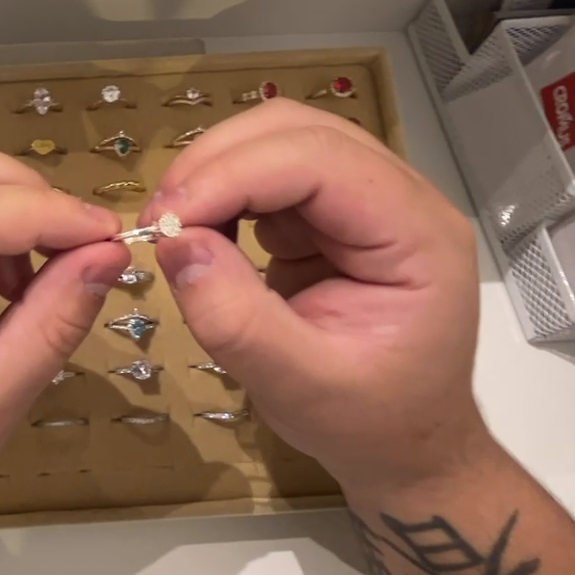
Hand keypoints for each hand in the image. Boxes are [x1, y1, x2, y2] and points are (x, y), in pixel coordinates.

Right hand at [145, 99, 489, 496]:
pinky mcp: (327, 213)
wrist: (401, 445)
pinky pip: (263, 174)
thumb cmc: (366, 422)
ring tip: (173, 228)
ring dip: (212, 173)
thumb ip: (235, 319)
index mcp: (415, 234)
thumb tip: (173, 243)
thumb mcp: (297, 387)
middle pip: (296, 130)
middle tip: (159, 222)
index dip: (232, 177)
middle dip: (215, 164)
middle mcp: (397, 197)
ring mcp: (362, 200)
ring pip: (274, 140)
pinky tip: (202, 235)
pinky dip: (219, 194)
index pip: (320, 161)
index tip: (164, 224)